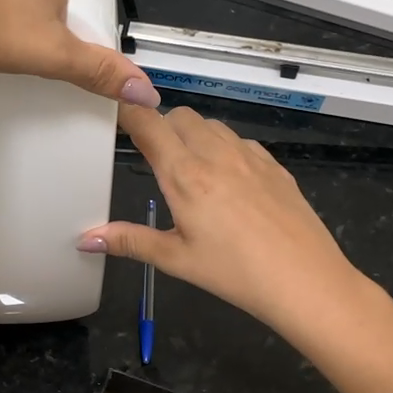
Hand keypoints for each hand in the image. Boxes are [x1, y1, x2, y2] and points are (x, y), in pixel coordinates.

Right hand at [78, 106, 382, 333]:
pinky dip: (224, 147)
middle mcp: (215, 154)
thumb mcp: (176, 260)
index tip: (113, 115)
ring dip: (193, 134)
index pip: (147, 123)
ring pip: (211, 124)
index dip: (127, 111)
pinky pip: (240, 141)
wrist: (307, 281)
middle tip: (151, 154)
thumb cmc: (235, 272)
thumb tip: (85, 240)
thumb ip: (129, 242)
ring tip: (188, 167)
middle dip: (161, 125)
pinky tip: (227, 179)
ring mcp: (249, 156)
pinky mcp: (274, 165)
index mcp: (184, 175)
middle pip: (179, 115)